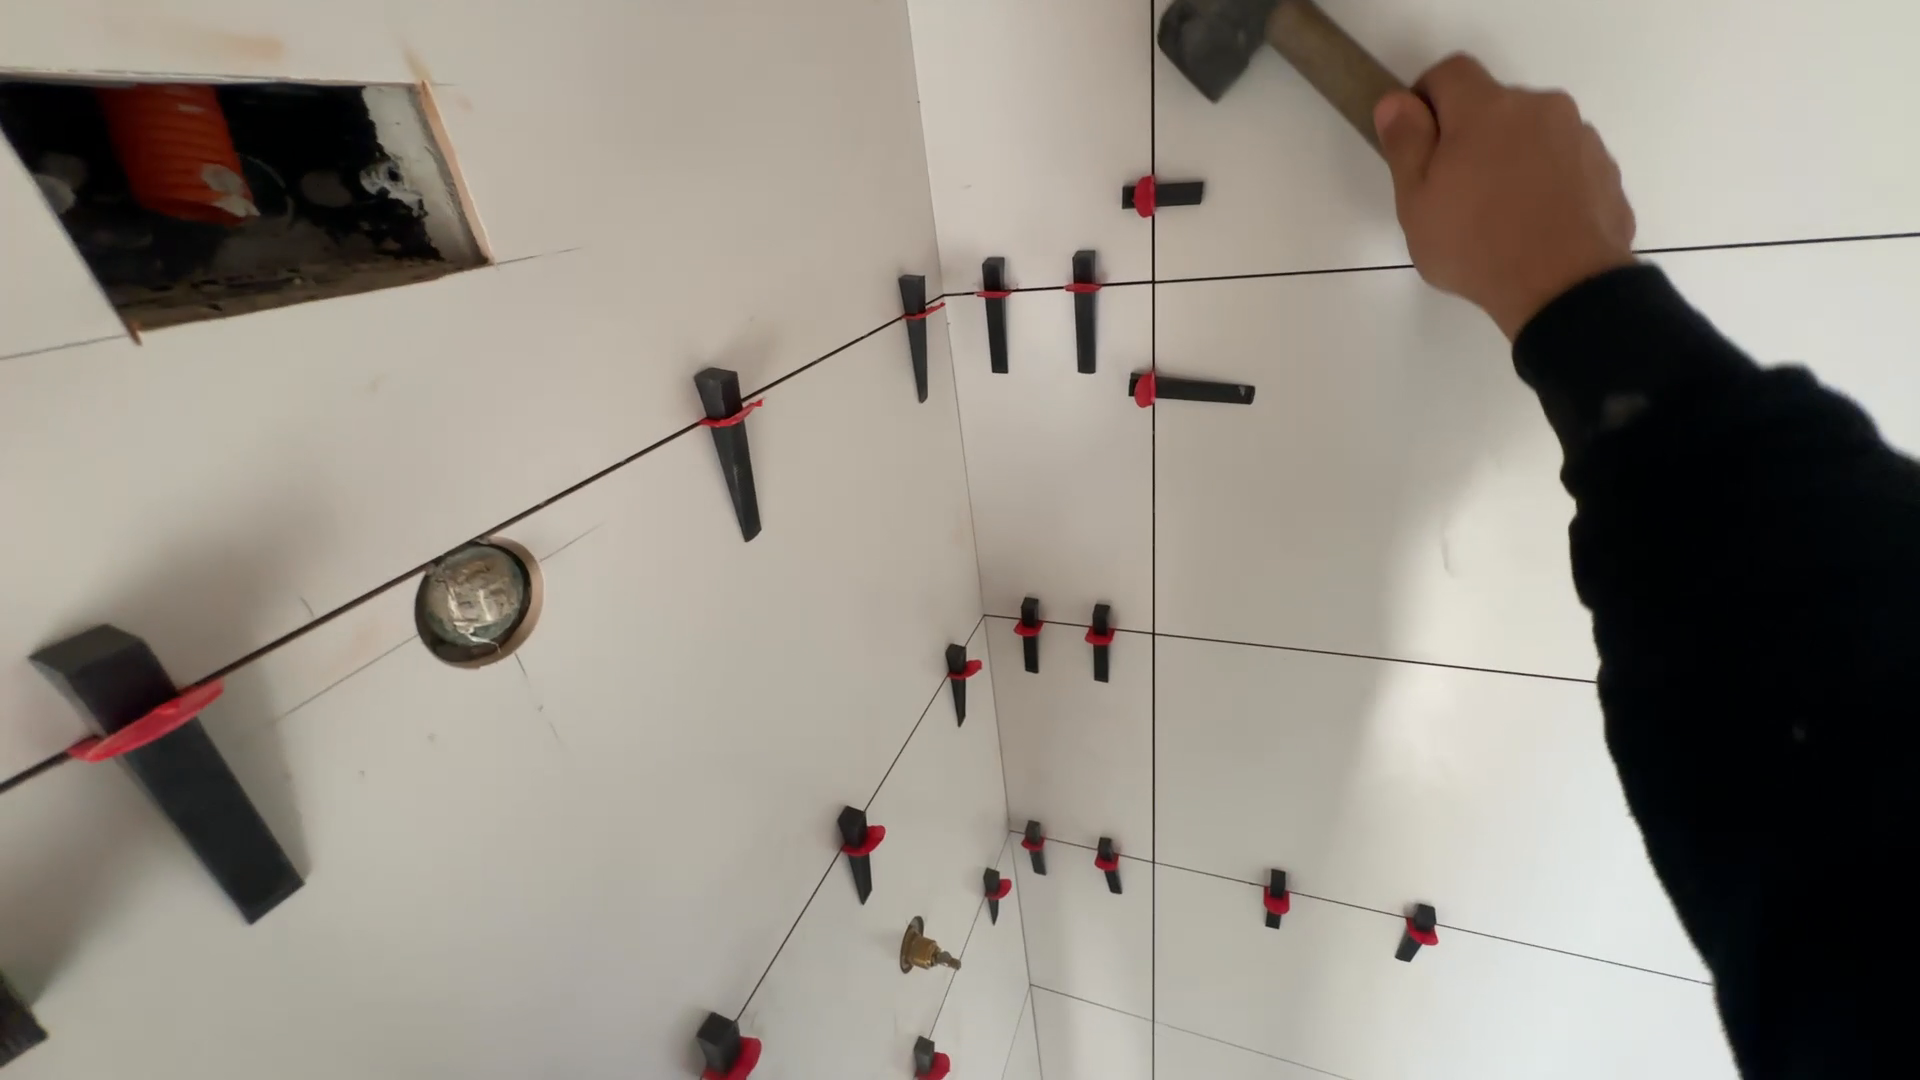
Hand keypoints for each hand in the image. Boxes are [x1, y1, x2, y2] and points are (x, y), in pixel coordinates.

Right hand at [1373, 55, 1637, 339]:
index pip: (1449, 73)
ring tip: (1487, 216)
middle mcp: (1538, 107)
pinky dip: (1535, 181)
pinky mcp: (1599, 166)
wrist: (1560, 283)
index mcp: (1485, 111)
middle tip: (1444, 193)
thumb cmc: (1472, 244)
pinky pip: (1555, 161)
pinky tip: (1522, 224)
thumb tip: (1394, 103)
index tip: (1412, 143)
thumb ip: (1405, 145)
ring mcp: (1576, 134)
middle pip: (1489, 106)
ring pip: (1525, 134)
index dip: (1422, 100)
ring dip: (1502, 159)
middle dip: (1463, 137)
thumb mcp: (1416, 202)